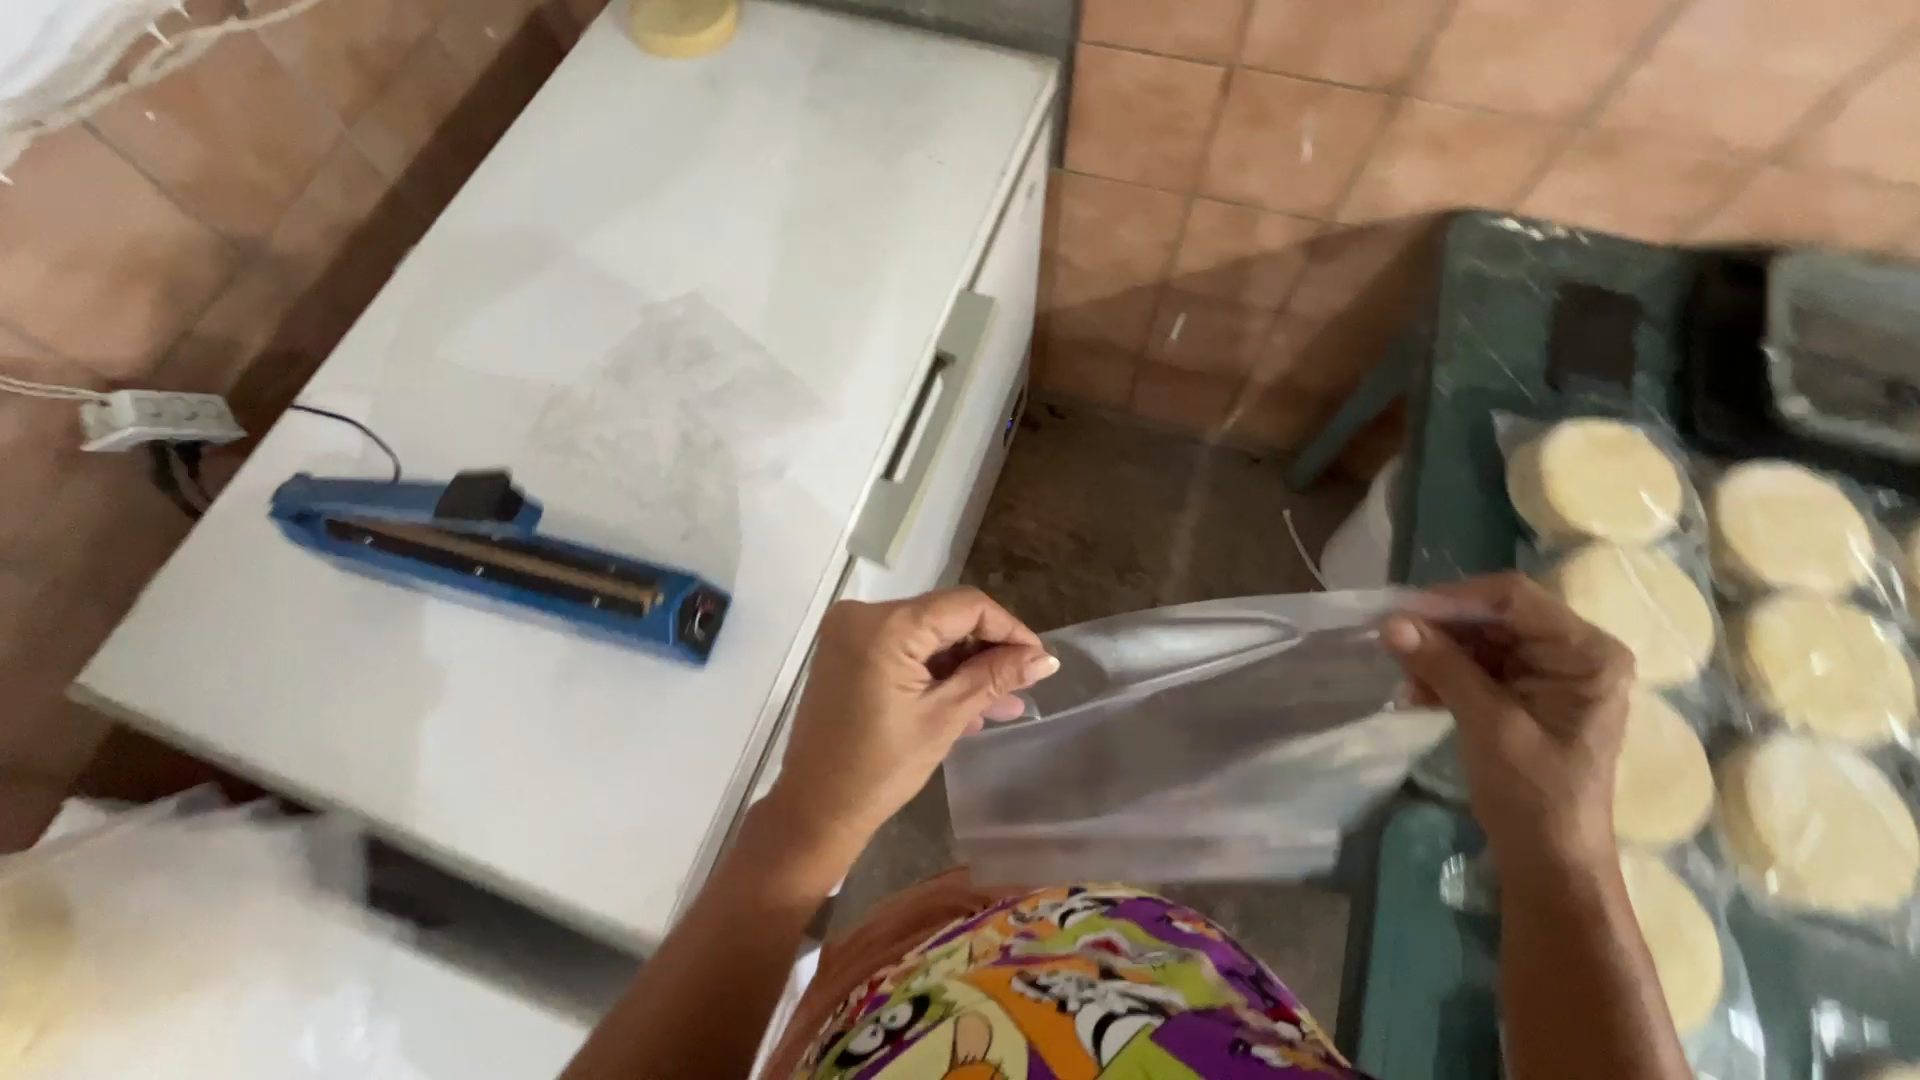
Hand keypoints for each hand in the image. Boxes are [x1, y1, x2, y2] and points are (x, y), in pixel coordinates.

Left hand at [766, 587, 1058, 871]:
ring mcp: (850, 632)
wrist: (814, 809)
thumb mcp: (945, 719)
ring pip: (927, 634)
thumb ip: (995, 678)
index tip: (1038, 659)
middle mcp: (863, 614)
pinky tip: (969, 700)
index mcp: (885, 626)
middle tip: (1024, 683)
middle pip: (944, 616)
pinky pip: (903, 649)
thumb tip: (1046, 658)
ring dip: (964, 664)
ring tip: (1005, 701)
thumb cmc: (880, 769)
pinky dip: (934, 670)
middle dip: (987, 649)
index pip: (965, 606)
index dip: (1009, 628)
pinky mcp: (847, 652)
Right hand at [1383, 573, 1634, 871]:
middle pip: (1493, 616)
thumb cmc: (1534, 792)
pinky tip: (1414, 695)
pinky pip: (1474, 664)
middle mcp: (1572, 652)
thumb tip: (1390, 622)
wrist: (1548, 856)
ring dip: (1436, 654)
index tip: (1400, 612)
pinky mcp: (1522, 691)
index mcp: (1587, 653)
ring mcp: (1547, 671)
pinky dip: (1442, 674)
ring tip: (1404, 680)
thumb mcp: (1488, 723)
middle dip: (1440, 630)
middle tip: (1391, 644)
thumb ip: (1442, 666)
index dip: (1454, 599)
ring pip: (1477, 638)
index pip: (1514, 599)